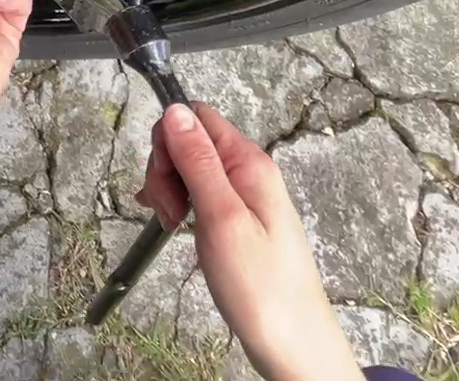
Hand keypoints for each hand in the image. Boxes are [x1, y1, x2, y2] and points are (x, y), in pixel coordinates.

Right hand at [139, 103, 362, 380]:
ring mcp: (244, 193)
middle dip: (165, 167)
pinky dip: (178, 200)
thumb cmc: (259, 287)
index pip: (194, 115)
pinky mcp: (237, 215)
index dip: (168, 138)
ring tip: (171, 222)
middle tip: (168, 210)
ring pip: (188, 164)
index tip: (163, 179)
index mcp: (248, 161)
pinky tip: (171, 221)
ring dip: (169, 187)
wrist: (295, 350)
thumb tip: (175, 108)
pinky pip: (197, 189)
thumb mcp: (220, 217)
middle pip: (189, 139)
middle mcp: (248, 169)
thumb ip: (197, 160)